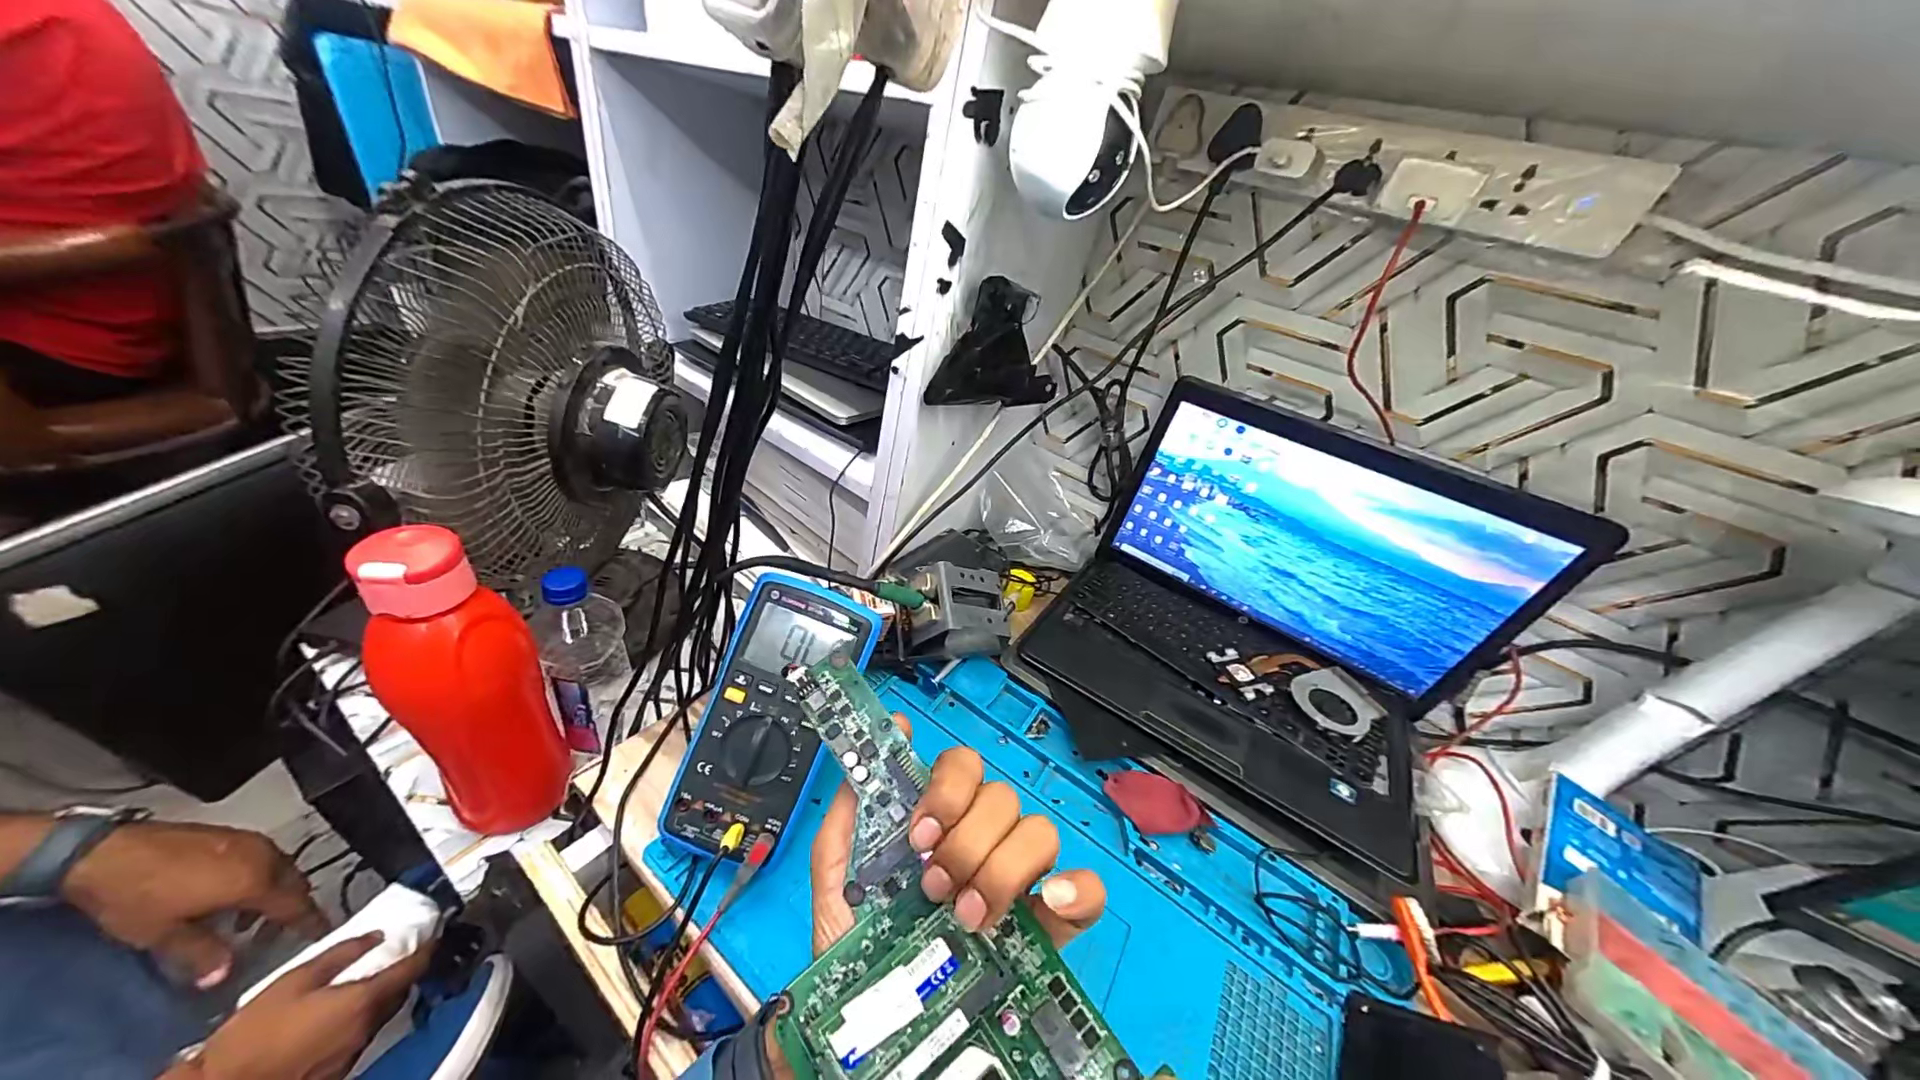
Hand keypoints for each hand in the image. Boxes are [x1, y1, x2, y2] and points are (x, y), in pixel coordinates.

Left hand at [61, 821, 326, 987]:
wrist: (109, 853)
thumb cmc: (138, 896)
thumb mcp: (163, 935)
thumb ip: (200, 953)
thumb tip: (221, 975)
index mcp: (255, 882)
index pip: (295, 905)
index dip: (309, 921)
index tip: (320, 931)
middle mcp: (264, 858)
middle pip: (295, 883)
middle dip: (292, 906)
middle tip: (276, 931)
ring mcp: (252, 842)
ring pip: (282, 868)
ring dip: (275, 891)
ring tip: (247, 916)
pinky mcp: (237, 835)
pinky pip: (266, 857)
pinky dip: (261, 876)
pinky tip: (232, 890)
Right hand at [168, 932, 431, 1079]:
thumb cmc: (253, 1035)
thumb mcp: (294, 981)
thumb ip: (341, 955)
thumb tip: (377, 936)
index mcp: (364, 1001)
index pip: (413, 968)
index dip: (427, 948)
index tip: (433, 935)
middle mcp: (368, 1027)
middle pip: (402, 992)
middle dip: (405, 973)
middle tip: (398, 956)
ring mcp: (353, 1052)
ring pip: (383, 1015)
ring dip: (385, 997)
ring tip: (371, 982)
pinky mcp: (337, 1072)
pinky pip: (362, 1036)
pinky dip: (364, 1020)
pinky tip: (345, 1016)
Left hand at [810, 713, 1105, 954]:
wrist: (875, 1030)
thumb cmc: (859, 947)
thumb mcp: (836, 880)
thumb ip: (845, 818)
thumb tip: (873, 752)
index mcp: (940, 824)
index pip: (963, 766)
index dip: (947, 787)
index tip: (921, 830)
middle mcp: (981, 841)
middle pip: (1000, 798)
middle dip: (965, 840)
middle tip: (934, 884)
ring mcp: (1018, 880)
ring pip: (1039, 832)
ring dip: (1002, 869)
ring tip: (968, 914)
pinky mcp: (1049, 925)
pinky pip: (1087, 889)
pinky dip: (1077, 887)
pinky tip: (1050, 901)